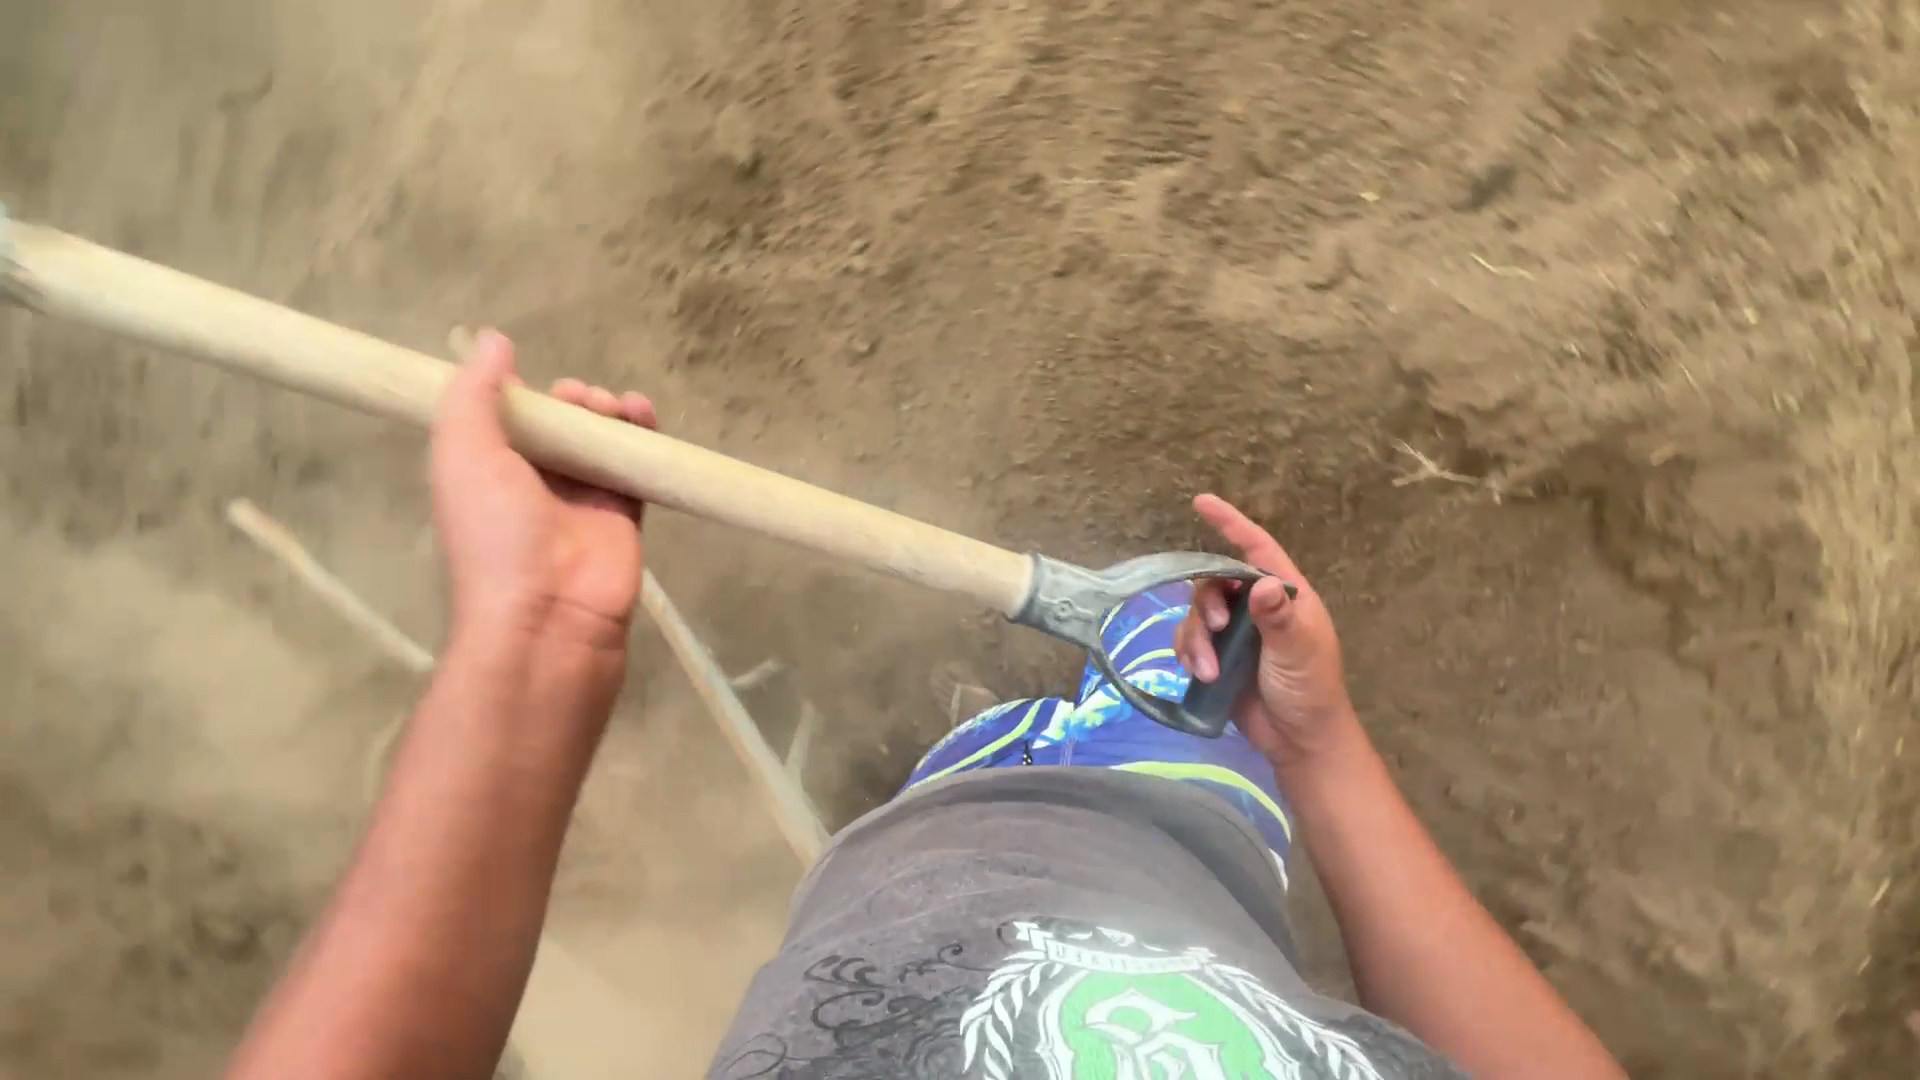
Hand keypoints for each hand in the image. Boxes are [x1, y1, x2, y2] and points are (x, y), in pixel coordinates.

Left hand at [430, 330, 655, 654]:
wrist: (548, 612)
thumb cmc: (495, 533)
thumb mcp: (464, 455)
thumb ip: (474, 396)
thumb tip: (494, 340)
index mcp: (487, 469)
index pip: (511, 417)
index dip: (530, 392)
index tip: (543, 381)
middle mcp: (535, 481)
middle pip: (562, 425)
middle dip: (576, 402)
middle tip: (585, 400)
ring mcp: (583, 498)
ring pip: (602, 442)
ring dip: (611, 415)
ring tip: (619, 407)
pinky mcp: (625, 512)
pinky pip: (637, 467)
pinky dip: (644, 439)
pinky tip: (646, 419)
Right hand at [1174, 494, 1356, 766]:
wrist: (1298, 741)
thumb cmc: (1310, 690)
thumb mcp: (1297, 652)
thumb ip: (1278, 618)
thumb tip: (1260, 583)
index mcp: (1285, 595)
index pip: (1256, 548)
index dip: (1230, 523)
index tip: (1202, 502)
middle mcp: (1257, 607)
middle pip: (1216, 581)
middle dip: (1207, 602)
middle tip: (1214, 628)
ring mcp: (1235, 632)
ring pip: (1198, 613)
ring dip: (1197, 638)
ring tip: (1208, 669)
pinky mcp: (1216, 655)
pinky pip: (1189, 640)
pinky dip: (1189, 653)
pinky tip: (1201, 675)